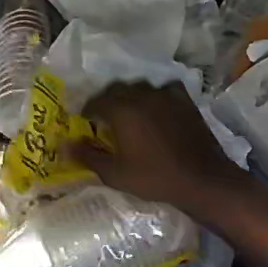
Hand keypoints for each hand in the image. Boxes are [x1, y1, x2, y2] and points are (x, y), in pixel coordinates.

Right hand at [72, 82, 263, 224]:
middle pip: (117, 89)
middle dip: (107, 100)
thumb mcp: (114, 173)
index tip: (85, 121)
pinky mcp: (185, 102)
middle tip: (104, 118)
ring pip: (140, 86)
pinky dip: (157, 94)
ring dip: (130, 95)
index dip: (87, 110)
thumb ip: (87, 156)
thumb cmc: (154, 177)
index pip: (96, 101)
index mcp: (121, 111)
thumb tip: (64, 145)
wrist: (202, 180)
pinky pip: (166, 88)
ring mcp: (166, 97)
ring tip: (130, 112)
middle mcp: (141, 96)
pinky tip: (157, 107)